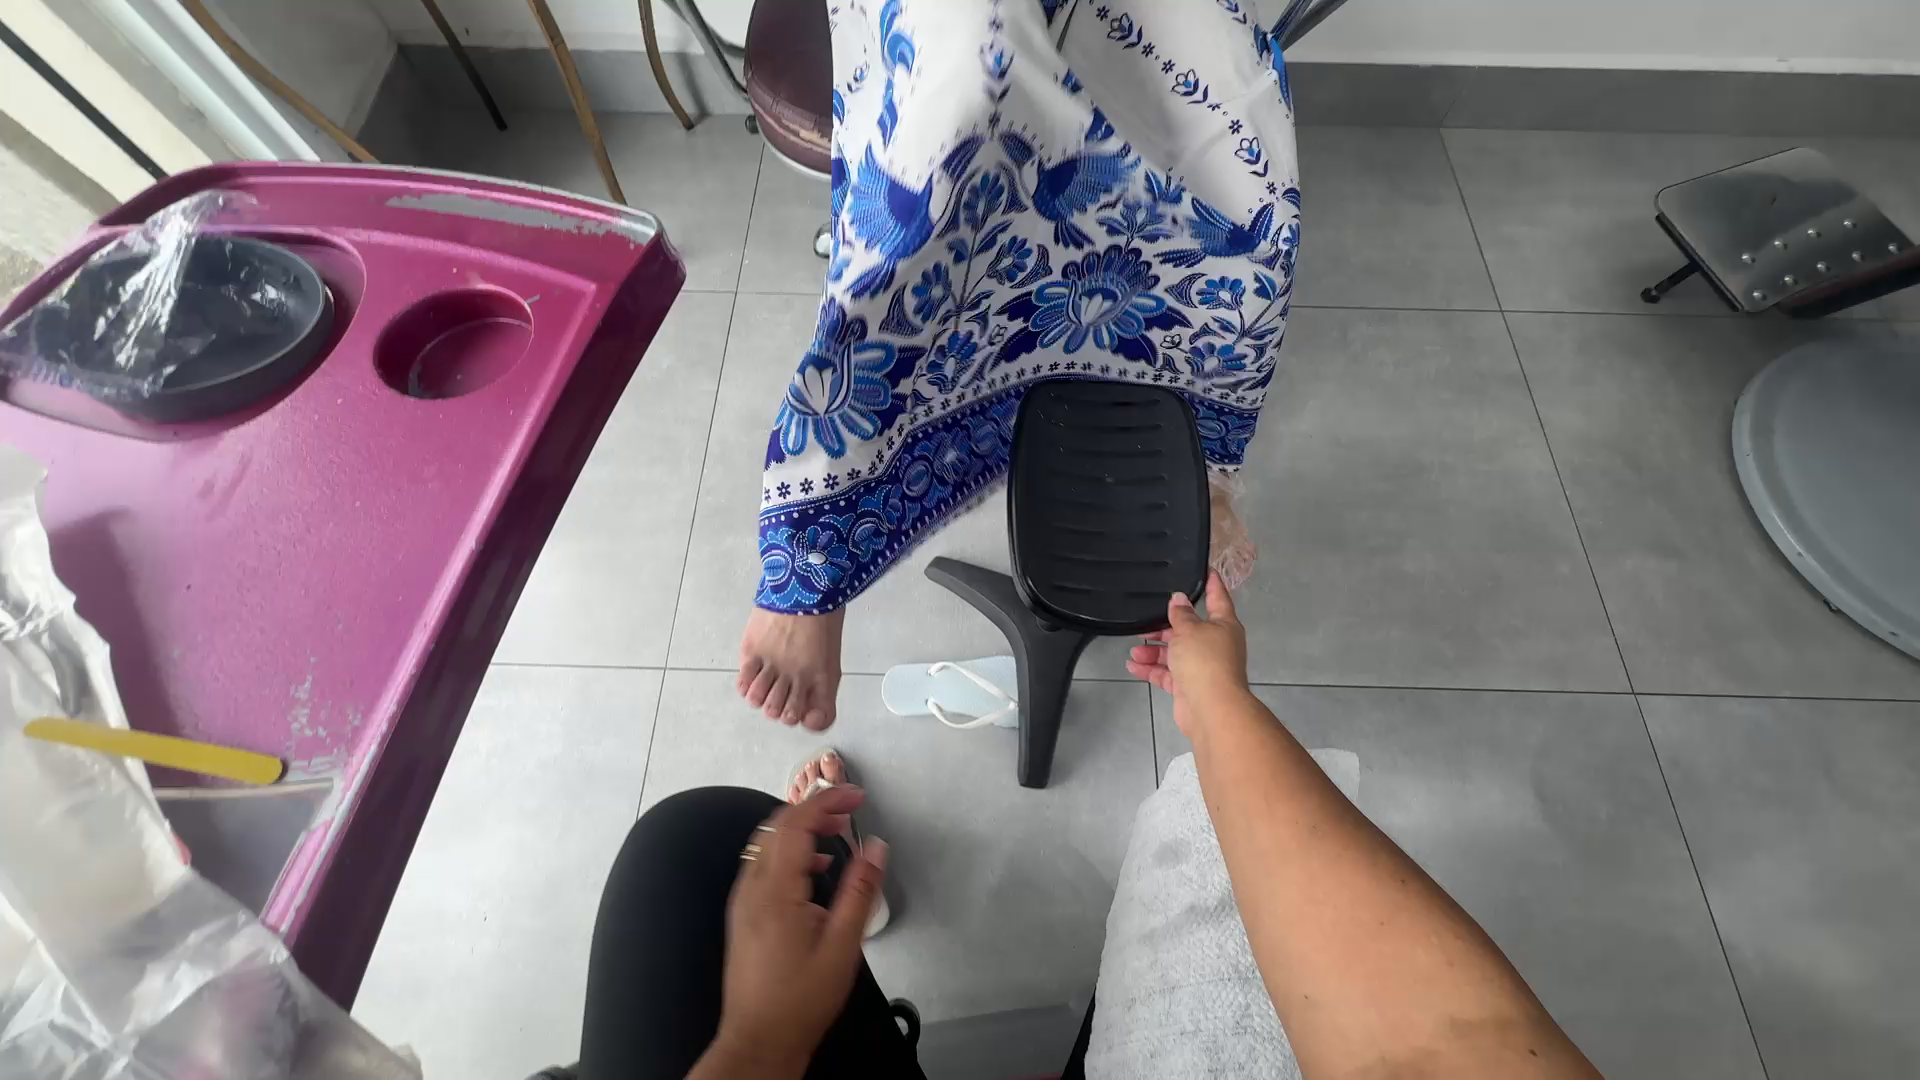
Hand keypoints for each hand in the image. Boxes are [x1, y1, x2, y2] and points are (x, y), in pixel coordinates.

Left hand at [705, 785, 889, 1078]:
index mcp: (775, 891)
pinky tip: (816, 866)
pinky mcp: (744, 913)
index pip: (797, 823)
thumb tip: (876, 846)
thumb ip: (860, 891)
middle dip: (816, 806)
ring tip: (838, 830)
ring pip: (768, 840)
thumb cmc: (801, 1000)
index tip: (857, 795)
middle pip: (779, 825)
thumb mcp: (842, 947)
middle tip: (850, 808)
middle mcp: (752, 887)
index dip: (828, 800)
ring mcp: (743, 900)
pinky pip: (764, 861)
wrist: (757, 1043)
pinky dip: (791, 848)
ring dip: (803, 826)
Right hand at [1127, 570, 1250, 736]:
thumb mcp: (1189, 630)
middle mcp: (1214, 645)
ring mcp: (1202, 667)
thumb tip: (1179, 599)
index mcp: (1223, 626)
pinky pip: (1167, 673)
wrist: (1210, 708)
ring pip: (1175, 653)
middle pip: (1189, 629)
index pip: (1217, 598)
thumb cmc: (1204, 660)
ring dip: (1154, 650)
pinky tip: (1133, 665)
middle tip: (1146, 620)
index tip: (1206, 569)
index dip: (1212, 583)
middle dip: (1166, 626)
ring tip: (1134, 649)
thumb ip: (1180, 614)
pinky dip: (1151, 669)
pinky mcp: (1188, 687)